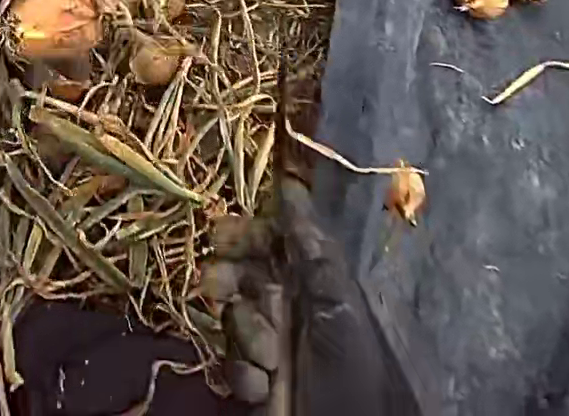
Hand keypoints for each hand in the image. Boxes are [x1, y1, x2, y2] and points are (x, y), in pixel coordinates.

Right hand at [204, 180, 412, 412]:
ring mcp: (263, 337)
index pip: (263, 239)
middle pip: (236, 270)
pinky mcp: (250, 375)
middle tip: (218, 287)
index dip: (240, 234)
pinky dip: (243, 373)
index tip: (221, 237)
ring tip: (268, 358)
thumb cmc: (351, 368)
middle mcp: (280, 301)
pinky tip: (264, 385)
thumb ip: (310, 247)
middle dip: (224, 277)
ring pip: (229, 313)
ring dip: (245, 334)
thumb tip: (291, 183)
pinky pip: (230, 359)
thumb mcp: (336, 304)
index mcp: (304, 278)